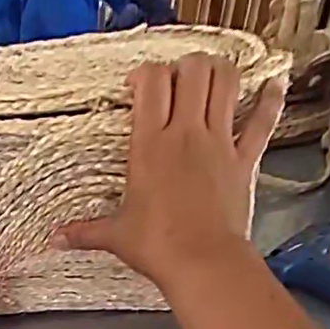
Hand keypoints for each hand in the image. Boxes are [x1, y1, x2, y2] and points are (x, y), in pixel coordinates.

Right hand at [53, 54, 286, 288]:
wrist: (202, 262)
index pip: (152, 81)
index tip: (139, 87)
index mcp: (150, 145)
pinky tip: (274, 85)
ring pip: (227, 82)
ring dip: (220, 71)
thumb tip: (55, 239)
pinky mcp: (244, 160)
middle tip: (177, 82)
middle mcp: (187, 133)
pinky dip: (270, 101)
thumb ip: (85, 232)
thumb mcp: (116, 236)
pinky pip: (262, 121)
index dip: (145, 73)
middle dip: (185, 66)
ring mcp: (219, 143)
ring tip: (211, 77)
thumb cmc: (157, 246)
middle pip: (193, 69)